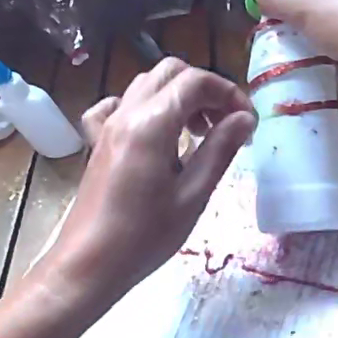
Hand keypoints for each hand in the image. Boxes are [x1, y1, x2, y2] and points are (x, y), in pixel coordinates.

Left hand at [34, 57, 255, 307]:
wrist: (89, 264)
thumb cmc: (144, 237)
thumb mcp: (193, 195)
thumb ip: (220, 149)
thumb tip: (244, 118)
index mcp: (150, 123)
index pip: (196, 82)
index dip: (229, 94)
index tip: (248, 124)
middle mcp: (125, 114)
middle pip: (169, 73)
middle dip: (204, 89)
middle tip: (226, 125)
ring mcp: (106, 127)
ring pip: (145, 86)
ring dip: (177, 97)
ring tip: (198, 134)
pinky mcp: (96, 143)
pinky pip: (117, 108)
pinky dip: (142, 109)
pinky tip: (153, 135)